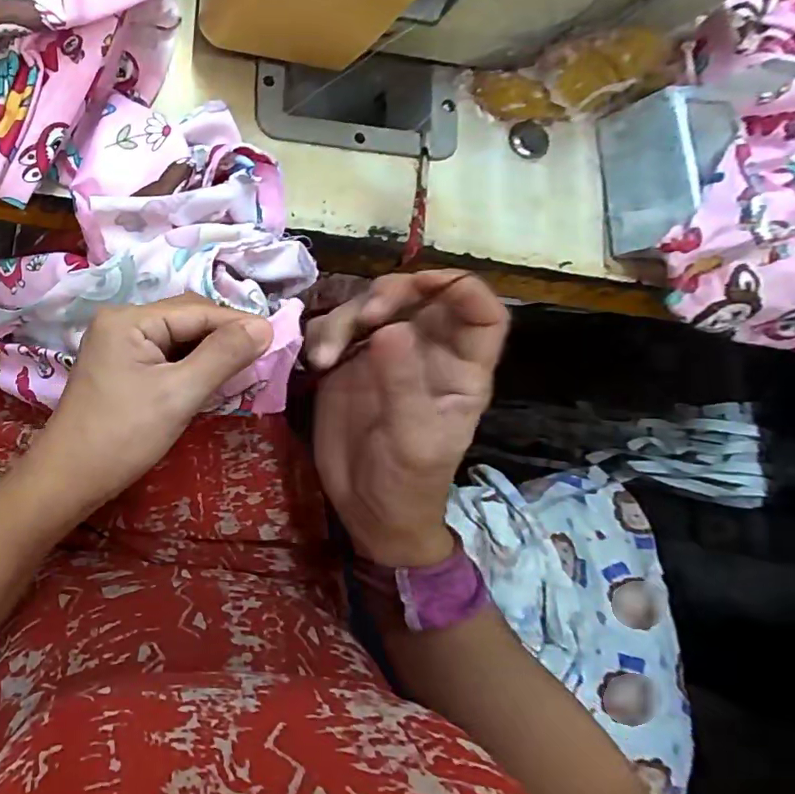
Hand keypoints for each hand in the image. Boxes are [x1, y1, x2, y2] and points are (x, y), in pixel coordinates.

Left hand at [23, 295, 271, 510]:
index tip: (278, 339)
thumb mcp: (179, 394)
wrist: (69, 477)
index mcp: (128, 319)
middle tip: (263, 358)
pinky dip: (189, 365)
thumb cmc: (123, 435)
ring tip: (243, 369)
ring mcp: (116, 344)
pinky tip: (211, 379)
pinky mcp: (118, 366)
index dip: (238, 323)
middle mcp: (120, 321)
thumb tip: (264, 326)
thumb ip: (223, 356)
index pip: (197, 310)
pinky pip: (163, 355)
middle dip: (224, 336)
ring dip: (209, 352)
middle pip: (186, 319)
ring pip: (176, 338)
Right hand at [306, 272, 508, 566]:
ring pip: (367, 308)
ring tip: (323, 359)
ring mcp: (381, 356)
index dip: (460, 288)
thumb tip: (389, 328)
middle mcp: (423, 352)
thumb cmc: (408, 480)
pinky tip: (314, 363)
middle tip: (363, 318)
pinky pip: (332, 331)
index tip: (424, 284)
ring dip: (343, 320)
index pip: (480, 313)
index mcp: (460, 369)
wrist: (367, 509)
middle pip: (416, 297)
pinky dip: (319, 336)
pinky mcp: (345, 364)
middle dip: (388, 294)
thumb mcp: (413, 437)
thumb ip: (403, 381)